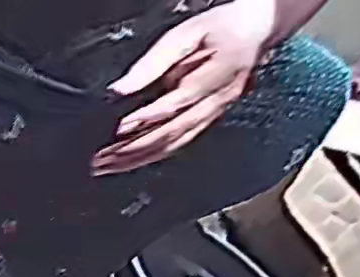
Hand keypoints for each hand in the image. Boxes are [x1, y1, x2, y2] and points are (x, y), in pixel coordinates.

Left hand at [92, 0, 278, 175]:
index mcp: (218, 74)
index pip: (176, 104)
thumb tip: (119, 89)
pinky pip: (174, 146)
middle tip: (99, 160)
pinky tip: (125, 165)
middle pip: (168, 133)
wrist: (260, 27)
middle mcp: (216, 100)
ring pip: (169, 145)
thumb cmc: (224, 26)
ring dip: (133, 160)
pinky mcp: (205, 122)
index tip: (118, 129)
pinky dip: (146, 158)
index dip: (146, 119)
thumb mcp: (188, 33)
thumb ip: (154, 62)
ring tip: (103, 167)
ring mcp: (212, 114)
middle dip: (130, 150)